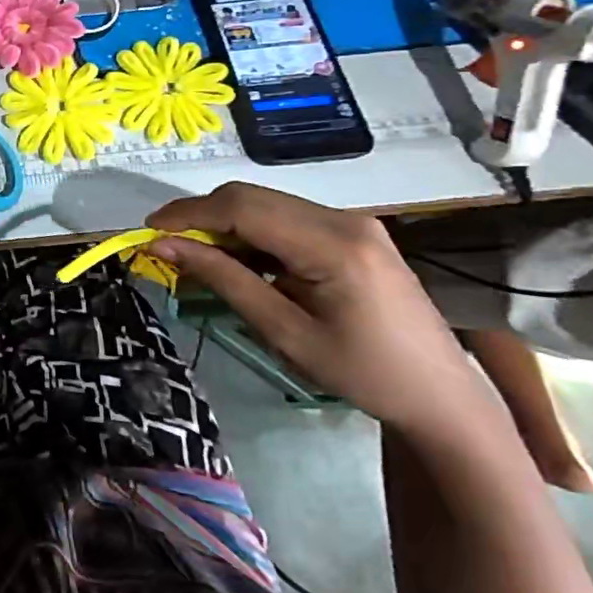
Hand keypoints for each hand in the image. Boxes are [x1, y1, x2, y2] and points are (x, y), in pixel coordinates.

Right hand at [148, 183, 490, 435]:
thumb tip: (166, 246)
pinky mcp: (352, 230)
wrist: (442, 395)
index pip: (243, 208)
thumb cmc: (364, 374)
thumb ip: (225, 280)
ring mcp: (352, 220)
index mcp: (334, 244)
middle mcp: (344, 218)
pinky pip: (287, 217)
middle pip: (252, 197)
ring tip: (197, 256)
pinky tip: (240, 259)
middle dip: (203, 216)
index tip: (149, 229)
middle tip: (167, 246)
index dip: (190, 213)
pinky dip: (252, 232)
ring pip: (267, 204)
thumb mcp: (286, 333)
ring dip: (226, 223)